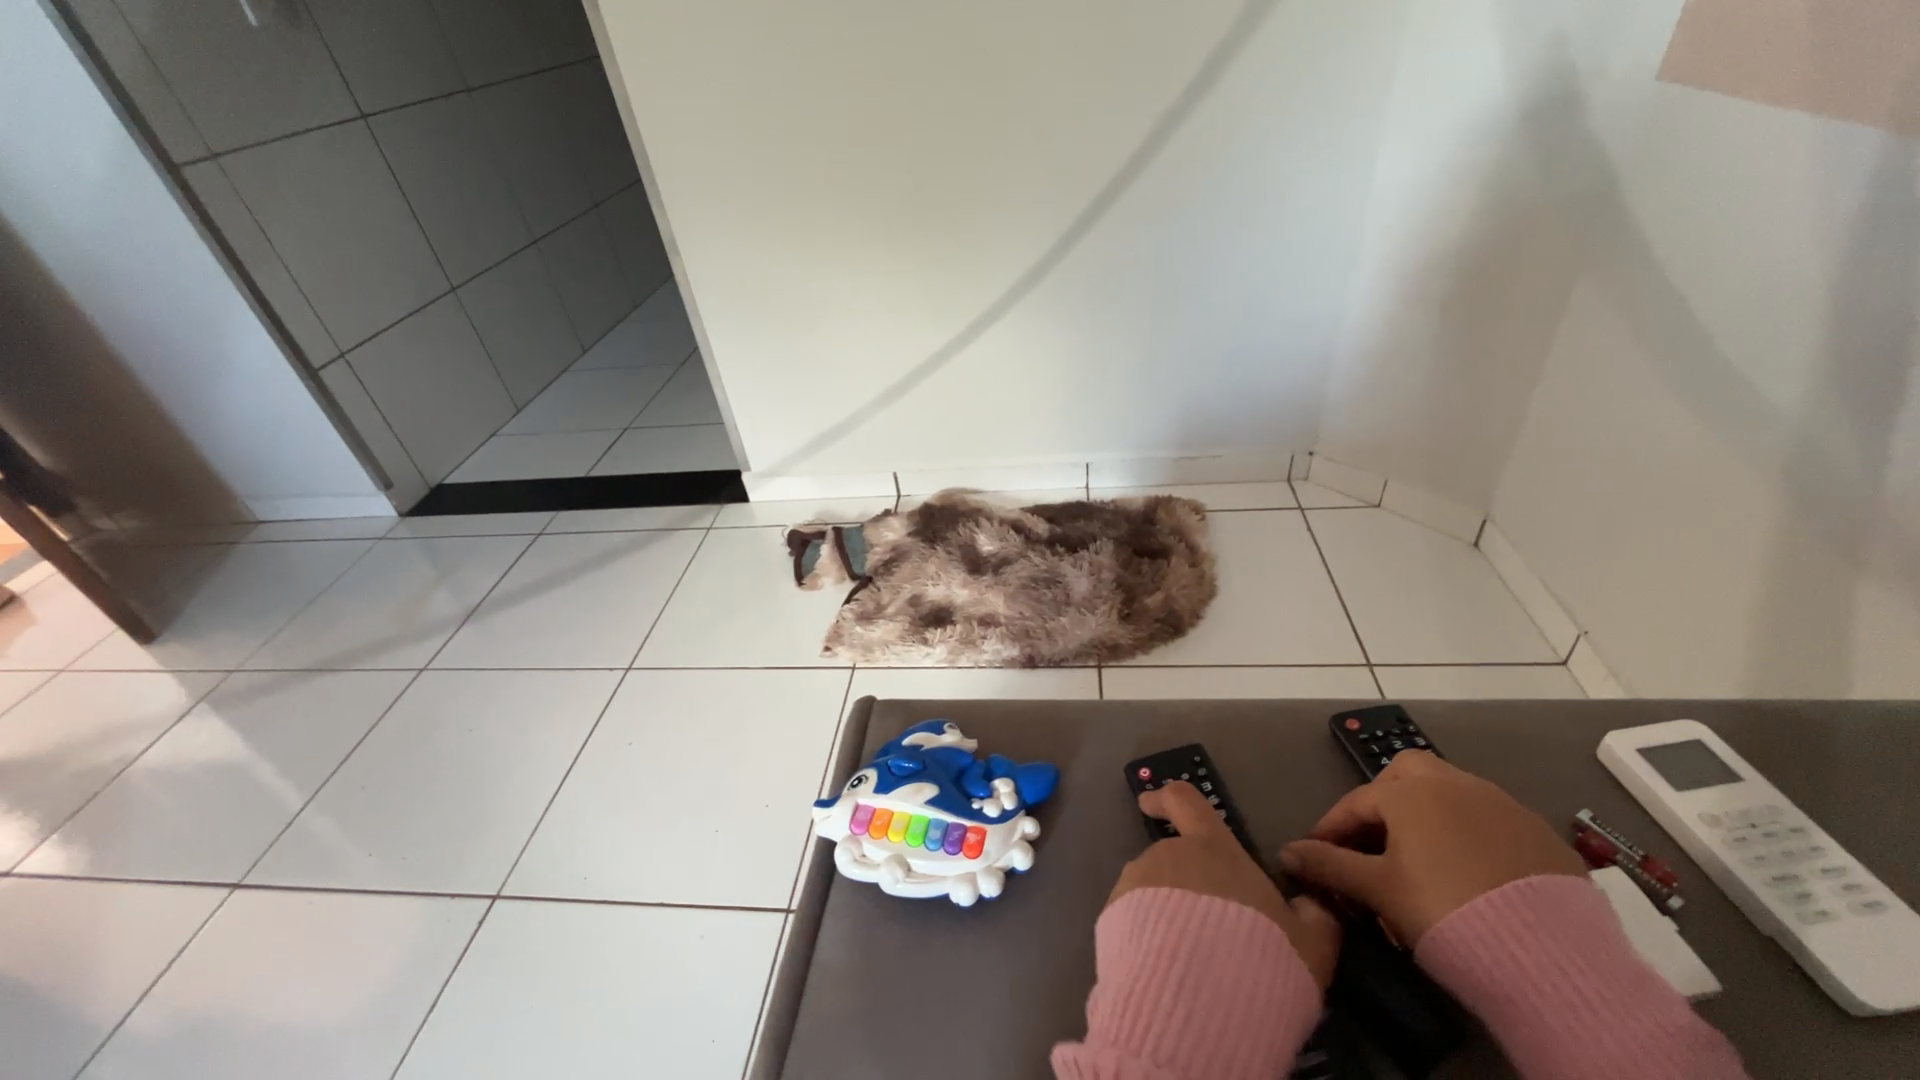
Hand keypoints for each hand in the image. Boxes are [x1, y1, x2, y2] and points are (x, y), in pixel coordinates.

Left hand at [1110, 781, 1341, 987]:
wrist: (1196, 1006)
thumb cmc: (1261, 959)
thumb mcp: (1311, 943)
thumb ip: (1313, 915)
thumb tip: (1311, 904)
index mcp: (1212, 848)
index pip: (1184, 801)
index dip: (1166, 798)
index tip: (1152, 802)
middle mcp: (1166, 857)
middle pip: (1173, 861)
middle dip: (1186, 890)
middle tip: (1211, 935)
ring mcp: (1131, 887)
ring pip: (1149, 895)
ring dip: (1164, 917)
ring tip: (1190, 963)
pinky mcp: (1108, 921)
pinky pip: (1129, 925)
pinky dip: (1145, 941)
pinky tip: (1167, 975)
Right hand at [1280, 752, 1583, 944]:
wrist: (1546, 951)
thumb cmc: (1443, 909)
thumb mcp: (1377, 890)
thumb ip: (1328, 865)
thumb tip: (1286, 852)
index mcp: (1410, 792)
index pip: (1356, 802)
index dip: (1330, 828)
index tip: (1315, 855)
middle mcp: (1455, 784)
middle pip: (1407, 773)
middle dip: (1384, 798)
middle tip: (1373, 839)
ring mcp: (1503, 804)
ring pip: (1452, 793)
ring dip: (1428, 815)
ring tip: (1420, 857)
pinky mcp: (1539, 833)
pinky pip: (1490, 821)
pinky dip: (1469, 834)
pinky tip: (1469, 871)